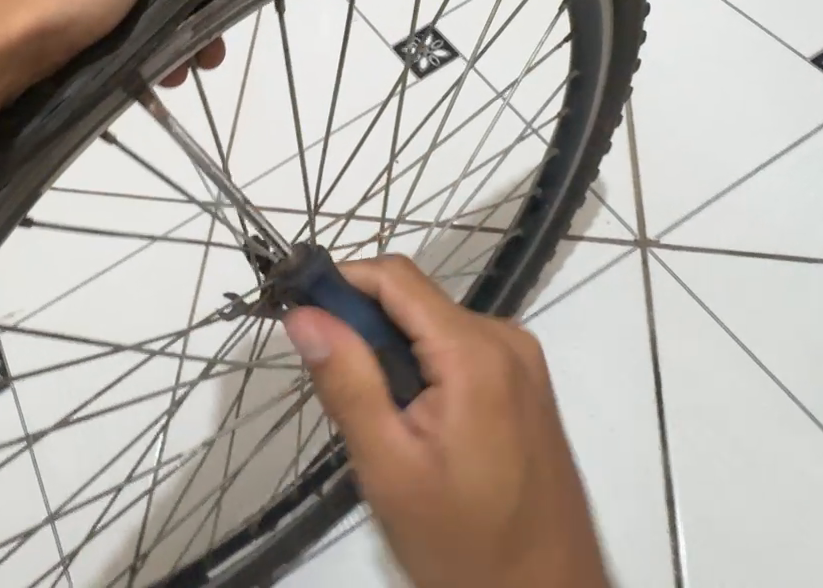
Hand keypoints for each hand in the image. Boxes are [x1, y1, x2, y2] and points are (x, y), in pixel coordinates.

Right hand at [282, 257, 610, 587]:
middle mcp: (505, 337)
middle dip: (364, 326)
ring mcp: (520, 360)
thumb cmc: (465, 545)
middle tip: (336, 387)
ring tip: (378, 418)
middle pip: (414, 300)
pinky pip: (457, 348)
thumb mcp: (389, 467)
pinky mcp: (524, 383)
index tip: (298, 310)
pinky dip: (422, 367)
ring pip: (432, 324)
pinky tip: (413, 422)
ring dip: (392, 351)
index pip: (395, 276)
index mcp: (475, 350)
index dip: (341, 281)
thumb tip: (302, 315)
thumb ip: (347, 381)